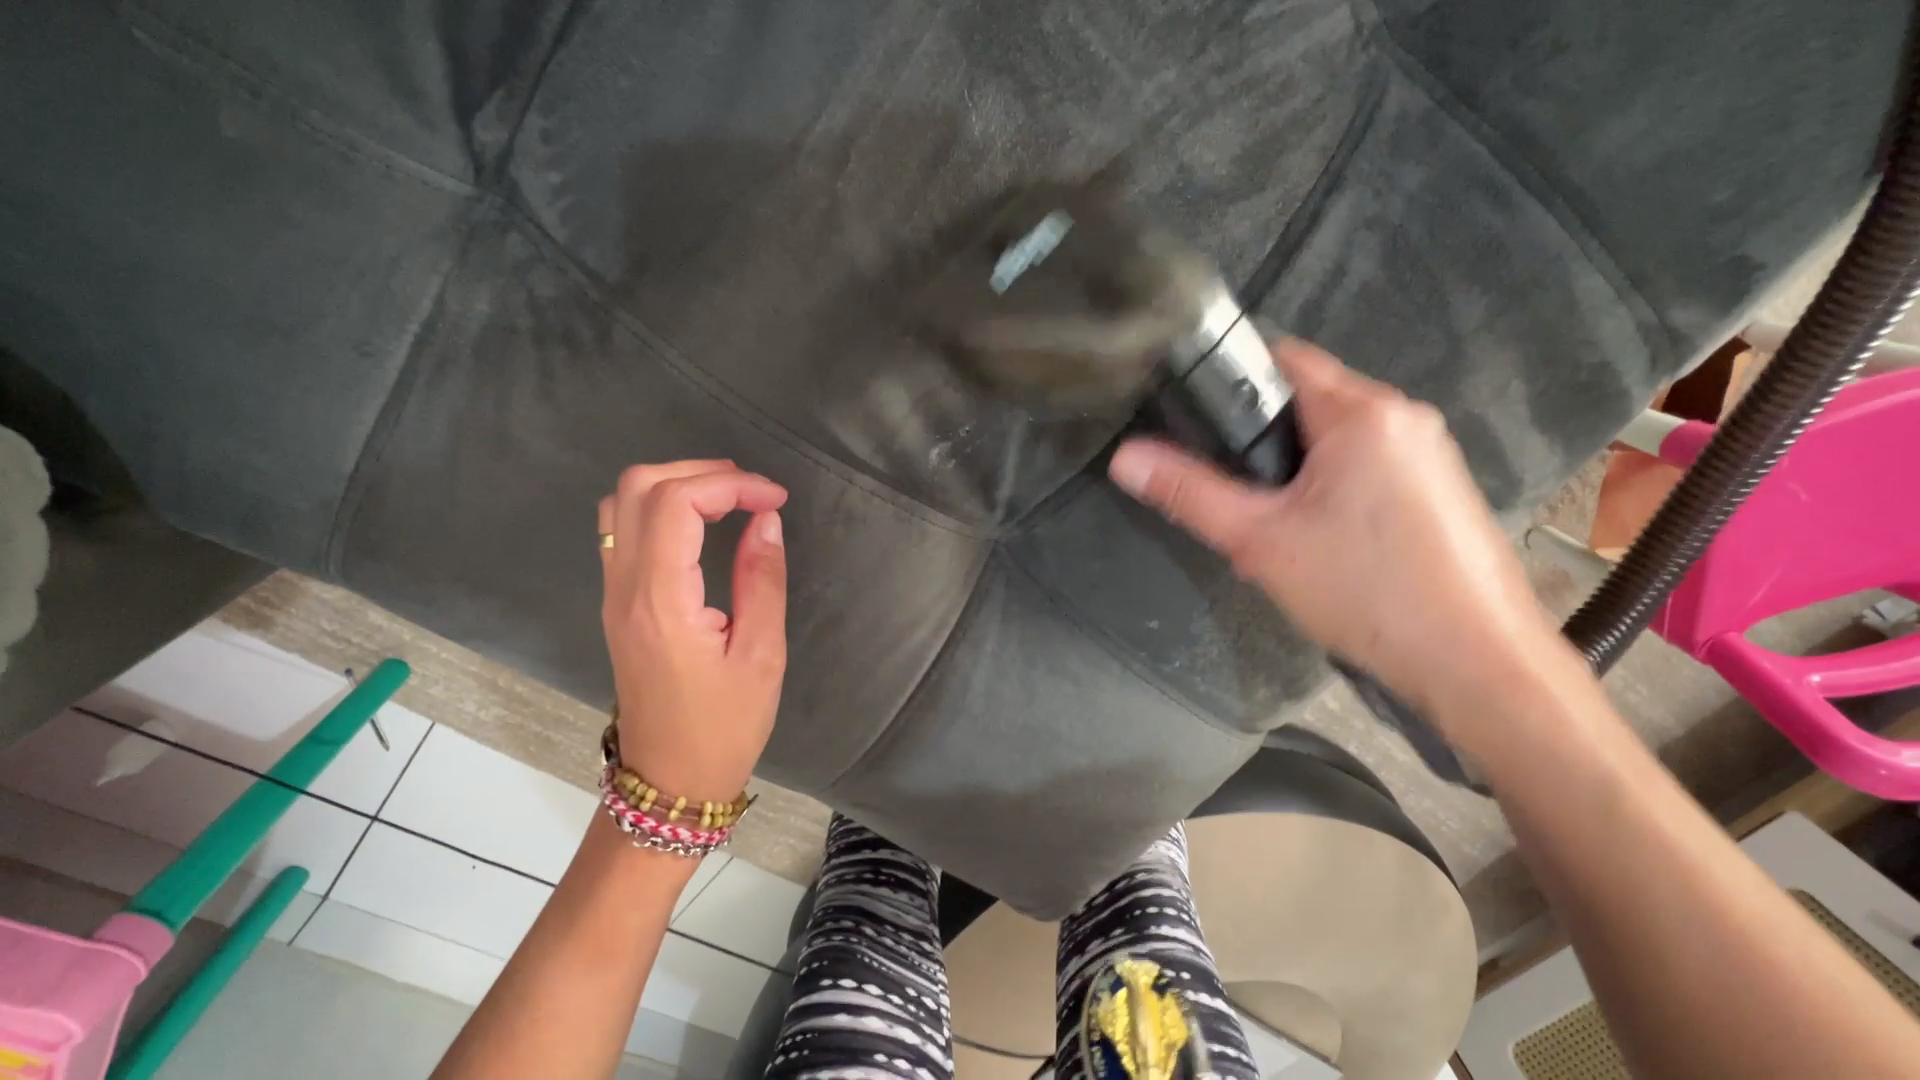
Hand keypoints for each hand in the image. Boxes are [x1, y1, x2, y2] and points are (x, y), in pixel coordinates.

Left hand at [598, 460, 788, 802]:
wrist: (670, 780)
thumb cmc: (724, 727)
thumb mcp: (762, 656)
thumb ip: (763, 580)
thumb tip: (766, 521)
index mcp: (661, 601)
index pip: (677, 502)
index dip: (731, 484)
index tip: (776, 500)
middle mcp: (624, 588)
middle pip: (638, 486)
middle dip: (701, 472)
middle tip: (752, 493)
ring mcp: (612, 594)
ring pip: (620, 502)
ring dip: (674, 483)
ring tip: (727, 500)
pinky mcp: (615, 602)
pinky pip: (620, 529)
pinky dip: (658, 506)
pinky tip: (698, 525)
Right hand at [1108, 339, 1560, 715]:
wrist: (1478, 663)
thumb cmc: (1367, 592)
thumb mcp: (1260, 542)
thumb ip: (1189, 493)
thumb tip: (1125, 457)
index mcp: (1362, 411)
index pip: (1282, 359)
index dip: (1231, 382)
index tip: (1196, 424)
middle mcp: (1404, 416)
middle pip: (1309, 401)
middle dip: (1263, 439)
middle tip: (1233, 494)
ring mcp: (1431, 453)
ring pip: (1338, 439)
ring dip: (1298, 470)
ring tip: (1273, 525)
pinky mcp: (1442, 490)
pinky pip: (1370, 468)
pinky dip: (1335, 490)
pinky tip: (1324, 544)